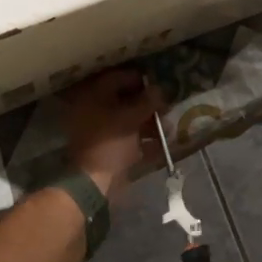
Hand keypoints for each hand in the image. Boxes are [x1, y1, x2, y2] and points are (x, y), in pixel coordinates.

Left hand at [60, 68, 161, 199]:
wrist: (93, 183)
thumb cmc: (110, 143)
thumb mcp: (130, 118)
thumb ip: (146, 101)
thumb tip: (159, 88)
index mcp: (95, 95)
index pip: (120, 78)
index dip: (141, 80)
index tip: (159, 84)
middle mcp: (95, 108)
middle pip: (125, 99)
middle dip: (147, 104)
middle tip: (166, 107)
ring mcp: (101, 130)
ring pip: (128, 120)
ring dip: (148, 123)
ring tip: (168, 127)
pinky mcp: (108, 149)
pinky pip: (128, 139)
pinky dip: (143, 140)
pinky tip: (162, 144)